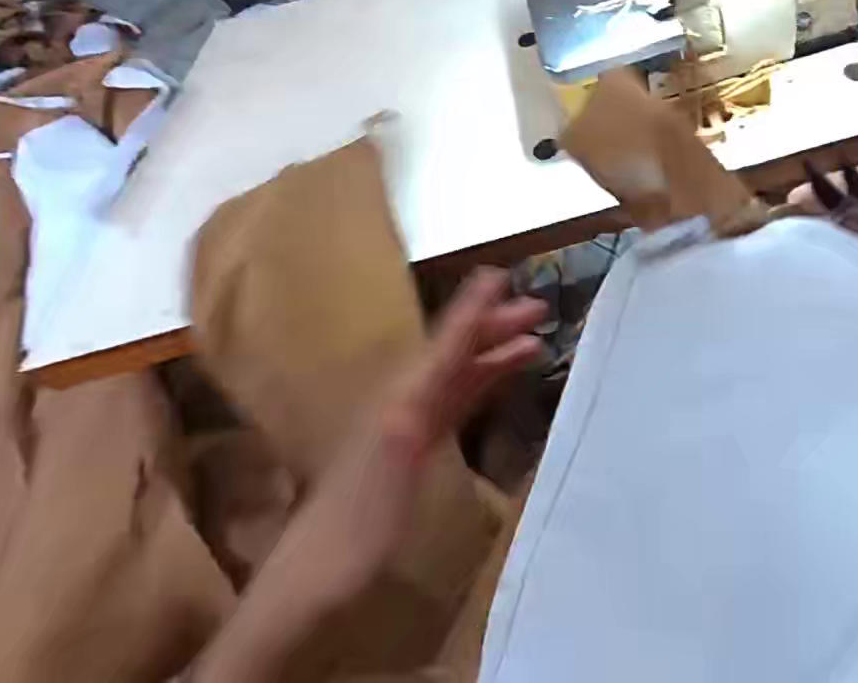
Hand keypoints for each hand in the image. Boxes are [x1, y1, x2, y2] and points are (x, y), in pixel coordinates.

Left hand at [284, 268, 543, 598]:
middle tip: (538, 309)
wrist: (319, 580)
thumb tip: (456, 338)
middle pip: (457, 350)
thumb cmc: (360, 513)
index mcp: (402, 389)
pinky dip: (482, 385)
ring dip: (495, 353)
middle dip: (495, 326)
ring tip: (535, 342)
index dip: (474, 306)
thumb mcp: (398, 440)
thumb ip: (429, 382)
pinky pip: (457, 402)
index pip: (447, 336)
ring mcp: (411, 423)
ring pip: (461, 374)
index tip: (501, 276)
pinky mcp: (416, 450)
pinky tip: (497, 381)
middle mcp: (406, 395)